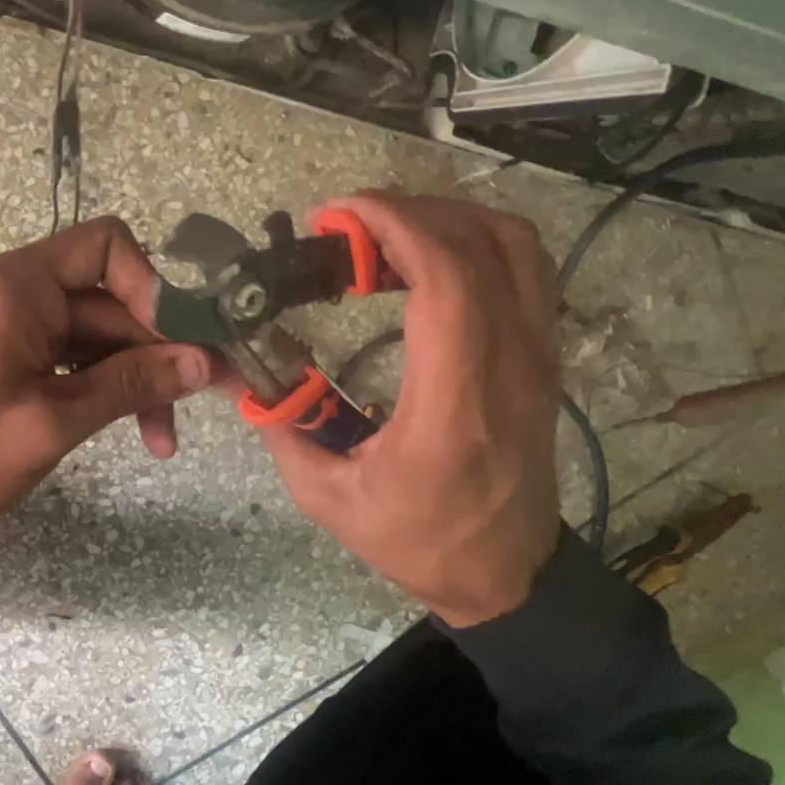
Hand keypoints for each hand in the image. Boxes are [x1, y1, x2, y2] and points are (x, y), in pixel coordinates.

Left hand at [0, 216, 220, 541]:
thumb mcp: (55, 420)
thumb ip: (132, 384)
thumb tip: (204, 362)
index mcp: (15, 286)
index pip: (104, 246)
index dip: (151, 286)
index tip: (179, 341)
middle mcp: (19, 290)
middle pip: (112, 300)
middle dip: (155, 352)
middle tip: (199, 400)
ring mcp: (20, 322)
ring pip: (102, 333)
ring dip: (137, 379)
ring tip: (162, 439)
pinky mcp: (21, 352)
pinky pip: (80, 355)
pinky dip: (109, 386)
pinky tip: (137, 427)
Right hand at [259, 192, 561, 626]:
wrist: (509, 574)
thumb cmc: (418, 540)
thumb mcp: (328, 496)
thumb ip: (282, 425)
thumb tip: (241, 369)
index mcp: (456, 403)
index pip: (447, 280)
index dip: (395, 226)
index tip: (338, 214)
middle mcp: (512, 365)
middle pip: (483, 244)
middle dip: (410, 211)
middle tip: (348, 222)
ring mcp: (539, 355)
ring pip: (515, 245)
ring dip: (449, 218)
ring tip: (386, 231)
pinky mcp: (543, 354)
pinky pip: (524, 268)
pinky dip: (474, 240)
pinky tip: (424, 258)